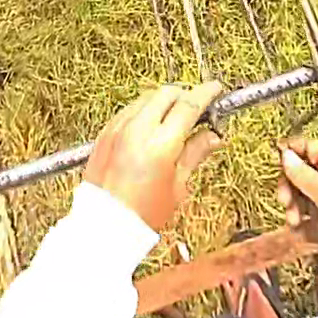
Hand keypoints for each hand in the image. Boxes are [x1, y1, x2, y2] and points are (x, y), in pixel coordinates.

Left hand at [84, 82, 222, 230]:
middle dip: (185, 95)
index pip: (188, 105)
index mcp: (160, 145)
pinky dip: (145, 110)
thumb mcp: (177, 188)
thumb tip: (213, 136)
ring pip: (147, 97)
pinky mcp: (106, 131)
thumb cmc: (141, 216)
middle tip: (197, 108)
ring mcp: (119, 128)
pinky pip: (130, 109)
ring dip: (164, 101)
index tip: (215, 89)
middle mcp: (137, 130)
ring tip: (174, 119)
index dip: (205, 93)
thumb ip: (195, 154)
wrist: (102, 228)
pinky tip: (151, 126)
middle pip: (167, 93)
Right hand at [277, 138, 317, 266]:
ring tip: (293, 219)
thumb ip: (304, 174)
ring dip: (292, 205)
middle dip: (289, 183)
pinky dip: (299, 222)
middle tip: (284, 198)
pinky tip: (298, 230)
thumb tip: (286, 154)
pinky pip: (306, 219)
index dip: (292, 149)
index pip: (310, 148)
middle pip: (301, 173)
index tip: (276, 155)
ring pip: (301, 196)